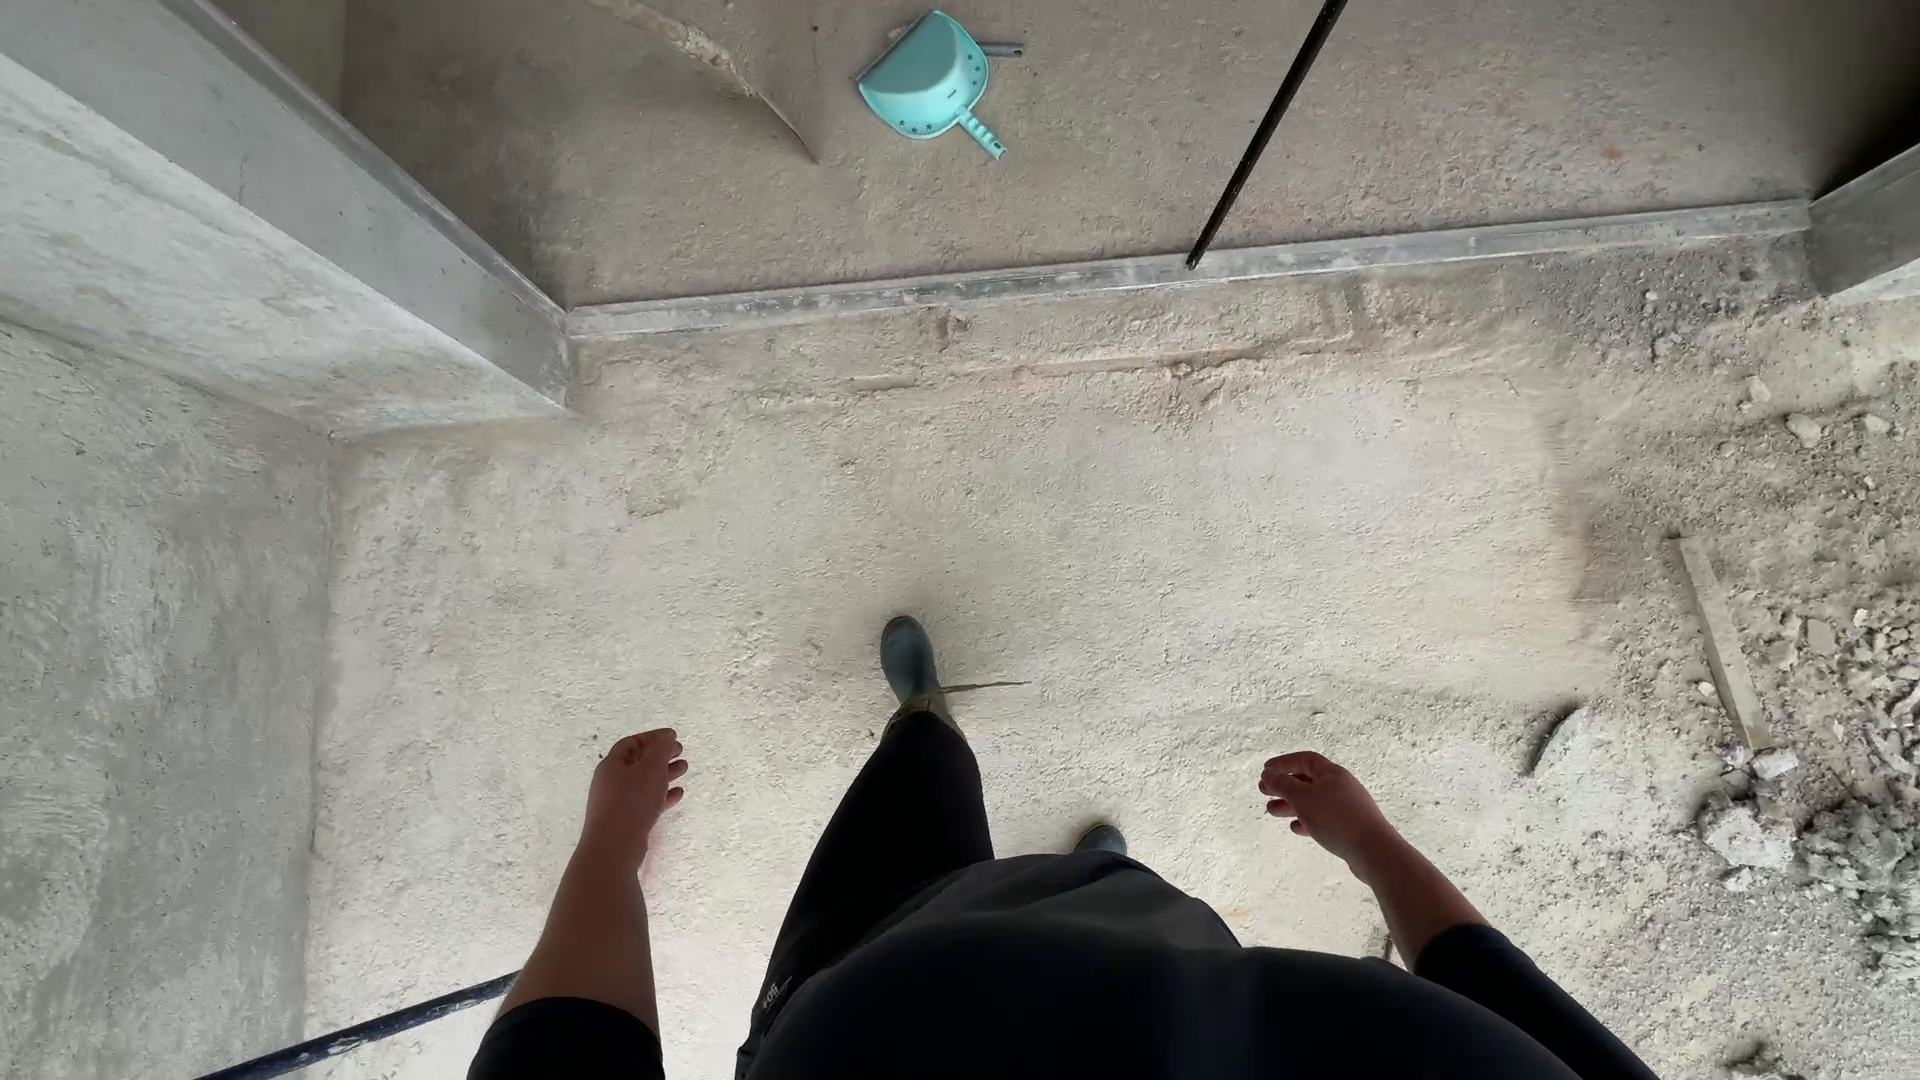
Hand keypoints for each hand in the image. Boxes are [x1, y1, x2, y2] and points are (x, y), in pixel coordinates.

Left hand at [580, 728, 686, 866]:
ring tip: (684, 769)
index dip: (652, 737)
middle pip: (638, 762)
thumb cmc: (632, 800)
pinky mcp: (625, 820)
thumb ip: (661, 749)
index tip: (673, 736)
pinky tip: (678, 794)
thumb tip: (667, 738)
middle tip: (680, 751)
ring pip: (644, 782)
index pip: (631, 743)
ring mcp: (617, 803)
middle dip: (660, 755)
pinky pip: (646, 802)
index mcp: (611, 765)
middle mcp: (611, 782)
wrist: (614, 847)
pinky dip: (662, 795)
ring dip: (664, 774)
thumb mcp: (651, 768)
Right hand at [1259, 751, 1404, 879]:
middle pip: (1306, 780)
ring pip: (1313, 801)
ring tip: (1272, 811)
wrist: (1374, 852)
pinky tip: (1296, 828)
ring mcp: (1347, 807)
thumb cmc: (1335, 818)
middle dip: (1284, 786)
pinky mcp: (1350, 826)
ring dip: (1291, 804)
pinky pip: (1323, 818)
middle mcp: (1341, 786)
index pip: (1304, 759)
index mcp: (1332, 773)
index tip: (1266, 771)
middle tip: (1264, 792)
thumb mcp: (1302, 797)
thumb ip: (1282, 783)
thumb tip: (1268, 773)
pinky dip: (1307, 820)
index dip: (1283, 763)